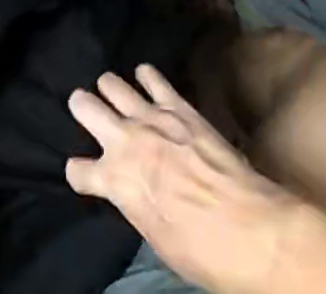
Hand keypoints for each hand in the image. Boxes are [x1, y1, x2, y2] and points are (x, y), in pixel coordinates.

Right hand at [66, 64, 298, 291]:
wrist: (249, 228)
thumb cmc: (200, 249)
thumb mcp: (154, 235)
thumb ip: (134, 202)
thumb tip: (133, 190)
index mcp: (114, 181)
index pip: (77, 170)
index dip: (80, 173)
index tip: (86, 174)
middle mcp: (124, 141)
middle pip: (84, 105)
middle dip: (81, 107)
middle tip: (87, 109)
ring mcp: (151, 118)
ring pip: (112, 83)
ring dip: (110, 89)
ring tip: (114, 92)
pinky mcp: (178, 106)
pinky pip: (152, 77)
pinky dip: (146, 76)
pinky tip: (146, 78)